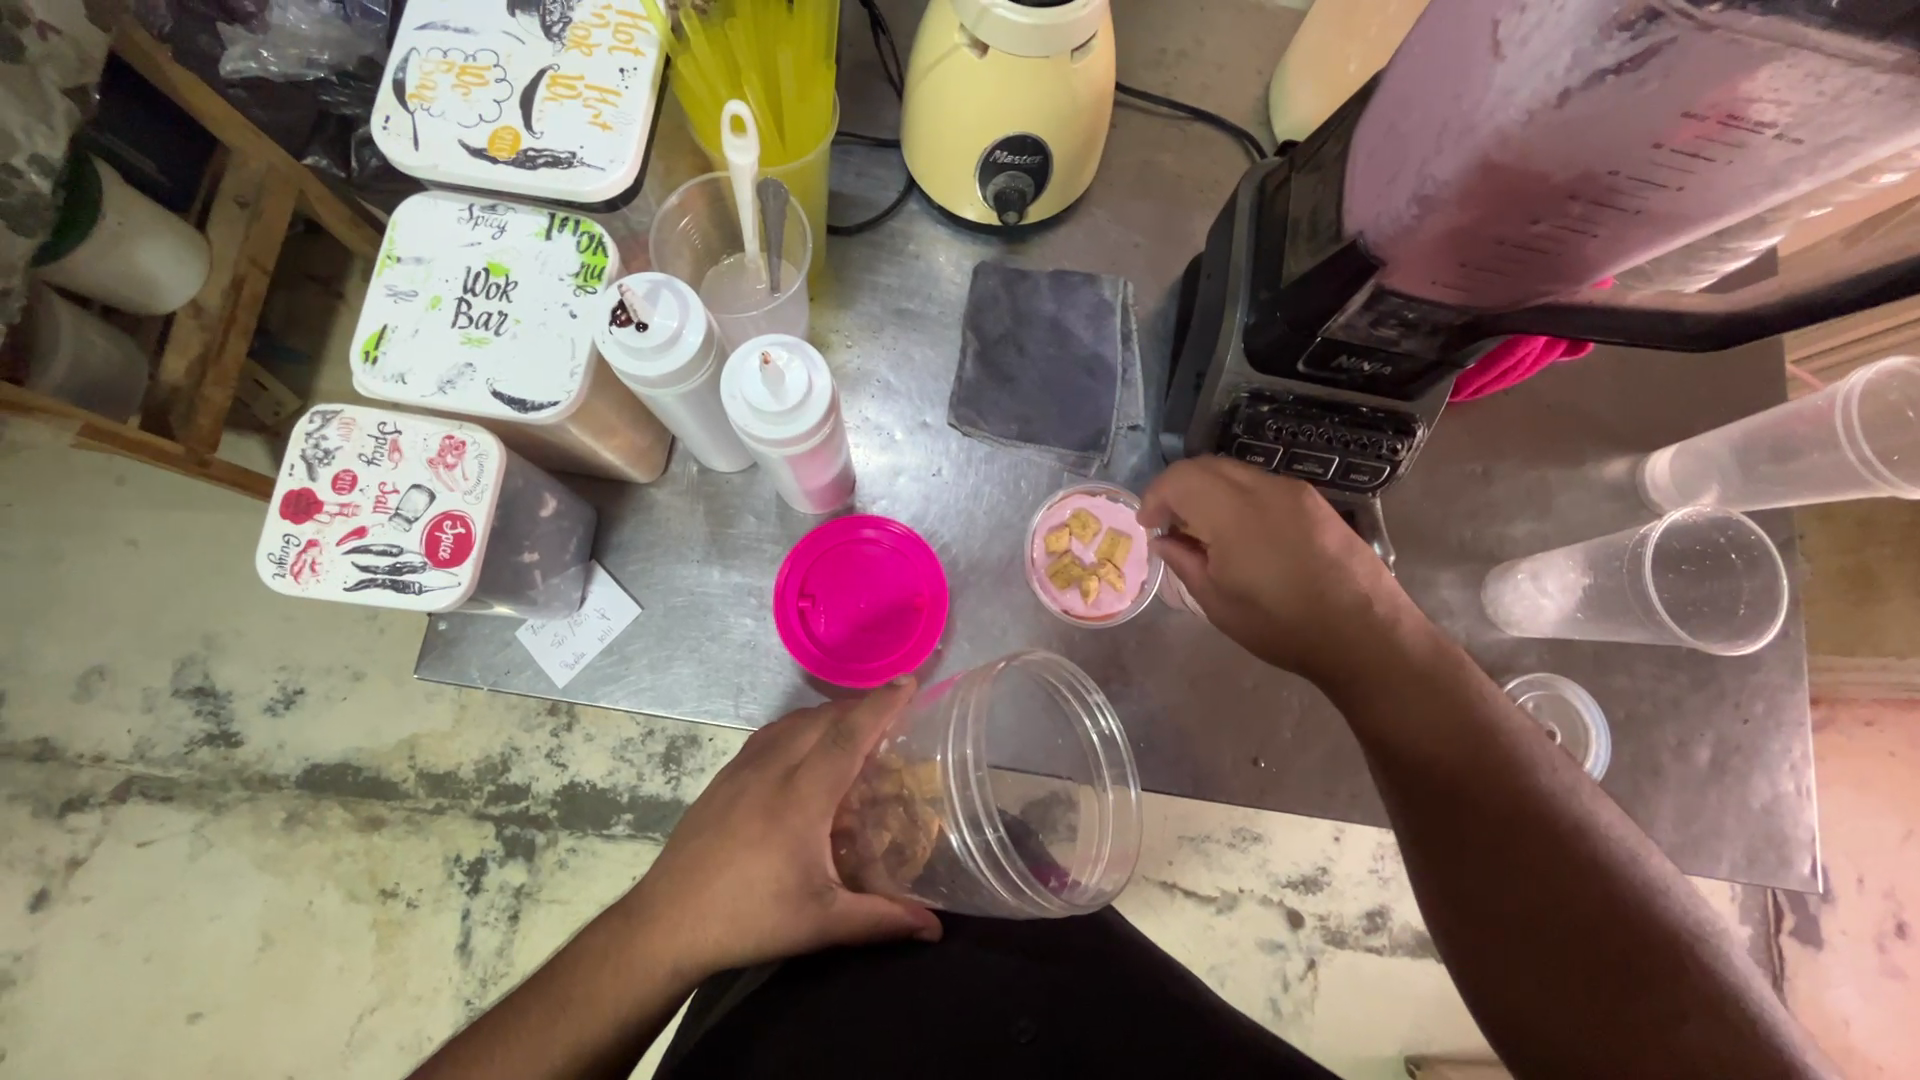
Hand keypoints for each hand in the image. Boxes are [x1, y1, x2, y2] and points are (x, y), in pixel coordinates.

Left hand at [622, 680, 942, 982]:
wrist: (665, 923)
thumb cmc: (749, 919)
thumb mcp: (821, 923)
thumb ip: (881, 919)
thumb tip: (934, 929)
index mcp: (802, 795)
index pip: (848, 734)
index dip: (881, 705)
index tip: (908, 682)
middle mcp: (773, 768)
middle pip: (823, 719)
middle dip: (861, 706)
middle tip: (893, 712)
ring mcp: (743, 769)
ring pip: (794, 722)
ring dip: (829, 715)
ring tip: (854, 729)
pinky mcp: (724, 777)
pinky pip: (771, 734)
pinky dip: (799, 727)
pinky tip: (804, 750)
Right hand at [1139, 457, 1422, 686]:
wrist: (1365, 634)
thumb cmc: (1282, 626)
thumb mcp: (1218, 602)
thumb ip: (1184, 562)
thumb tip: (1166, 541)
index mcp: (1234, 512)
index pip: (1180, 479)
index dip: (1154, 497)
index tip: (1148, 527)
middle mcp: (1264, 489)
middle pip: (1206, 466)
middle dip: (1178, 489)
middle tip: (1168, 525)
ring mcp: (1294, 492)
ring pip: (1235, 472)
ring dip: (1208, 491)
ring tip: (1201, 530)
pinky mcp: (1315, 503)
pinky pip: (1261, 485)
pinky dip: (1236, 497)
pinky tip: (1238, 533)